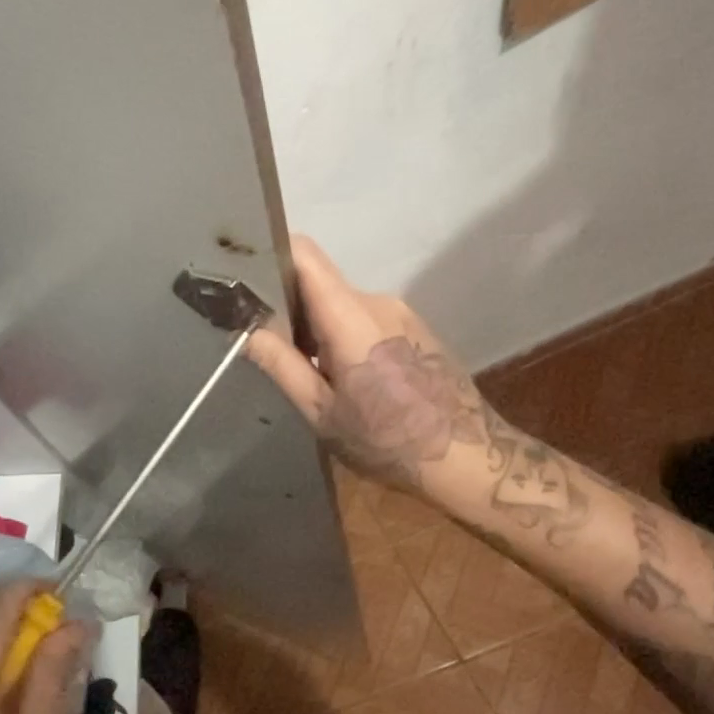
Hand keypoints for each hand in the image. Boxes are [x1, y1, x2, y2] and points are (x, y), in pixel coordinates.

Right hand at [246, 236, 491, 494]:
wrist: (473, 459)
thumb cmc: (391, 441)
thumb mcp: (323, 412)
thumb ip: (281, 365)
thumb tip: (245, 331)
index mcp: (351, 316)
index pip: (303, 254)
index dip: (268, 254)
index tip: (240, 279)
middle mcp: (376, 301)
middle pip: (317, 280)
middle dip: (284, 303)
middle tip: (255, 337)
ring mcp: (399, 312)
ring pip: (338, 301)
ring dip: (311, 324)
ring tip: (295, 364)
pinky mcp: (412, 328)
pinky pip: (360, 316)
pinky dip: (337, 333)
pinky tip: (335, 373)